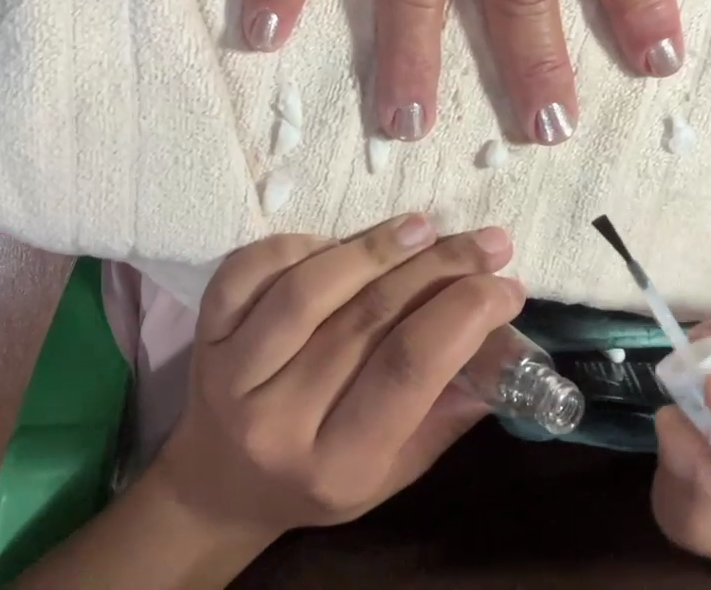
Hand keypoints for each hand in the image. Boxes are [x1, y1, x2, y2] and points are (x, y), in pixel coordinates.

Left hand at [148, 215, 523, 538]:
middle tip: (484, 242)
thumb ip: (444, 414)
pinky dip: (299, 244)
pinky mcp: (204, 332)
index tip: (506, 285)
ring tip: (422, 227)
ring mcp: (231, 370)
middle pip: (366, 320)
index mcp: (335, 465)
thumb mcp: (390, 472)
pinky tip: (339, 240)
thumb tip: (502, 340)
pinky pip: (250, 269)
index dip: (464, 316)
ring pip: (308, 289)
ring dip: (374, 248)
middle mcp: (277, 418)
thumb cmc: (317, 482)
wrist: (220, 484)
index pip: (407, 370)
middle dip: (437, 269)